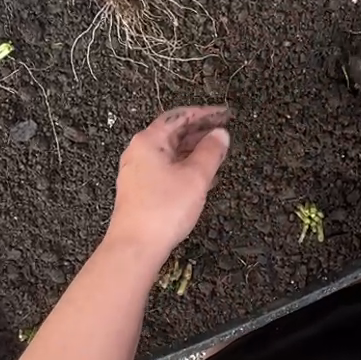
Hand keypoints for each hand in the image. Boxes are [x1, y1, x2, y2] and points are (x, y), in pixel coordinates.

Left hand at [104, 106, 231, 262]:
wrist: (135, 246)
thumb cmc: (162, 211)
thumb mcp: (196, 177)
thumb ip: (211, 152)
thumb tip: (221, 134)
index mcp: (149, 141)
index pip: (180, 116)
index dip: (205, 113)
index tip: (224, 113)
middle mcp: (138, 152)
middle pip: (173, 133)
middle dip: (200, 131)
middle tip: (223, 131)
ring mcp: (137, 171)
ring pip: (169, 152)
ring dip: (193, 151)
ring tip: (217, 153)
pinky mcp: (139, 190)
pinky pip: (165, 169)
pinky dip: (184, 167)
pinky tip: (200, 177)